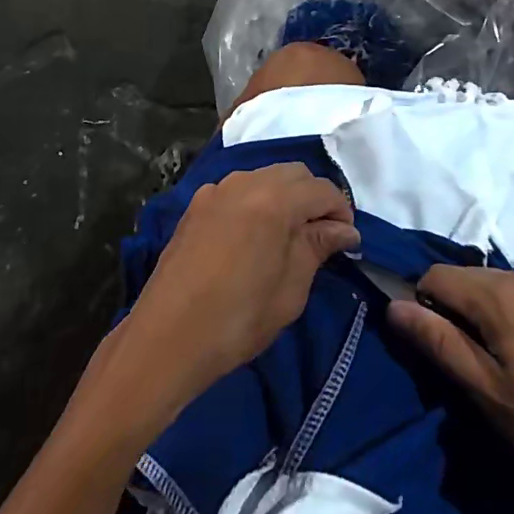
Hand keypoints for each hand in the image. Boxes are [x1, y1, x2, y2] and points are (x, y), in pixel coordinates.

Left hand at [123, 163, 360, 402]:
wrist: (166, 339)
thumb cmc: (238, 319)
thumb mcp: (291, 289)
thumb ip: (317, 248)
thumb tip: (344, 230)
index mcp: (274, 200)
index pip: (321, 189)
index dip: (341, 211)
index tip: (347, 241)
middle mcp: (244, 183)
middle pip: (293, 173)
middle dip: (314, 198)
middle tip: (322, 236)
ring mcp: (215, 192)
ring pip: (263, 177)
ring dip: (284, 196)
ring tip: (289, 234)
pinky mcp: (195, 207)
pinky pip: (236, 190)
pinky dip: (255, 201)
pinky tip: (253, 234)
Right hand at [389, 267, 513, 513]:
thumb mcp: (488, 392)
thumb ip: (438, 342)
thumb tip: (394, 305)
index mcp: (503, 291)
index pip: (434, 276)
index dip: (418, 307)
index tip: (421, 350)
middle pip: (463, 280)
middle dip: (446, 314)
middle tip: (452, 369)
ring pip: (488, 292)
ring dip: (473, 323)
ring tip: (484, 374)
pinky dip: (499, 325)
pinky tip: (513, 368)